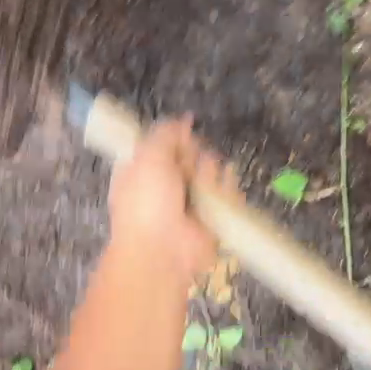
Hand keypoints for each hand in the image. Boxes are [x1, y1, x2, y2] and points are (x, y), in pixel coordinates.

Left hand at [108, 117, 232, 280]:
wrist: (160, 250)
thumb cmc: (145, 201)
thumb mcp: (147, 156)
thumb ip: (165, 134)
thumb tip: (183, 120)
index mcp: (143, 169)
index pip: (166, 144)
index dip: (176, 137)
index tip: (183, 133)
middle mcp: (166, 184)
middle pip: (191, 155)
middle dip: (194, 155)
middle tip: (188, 166)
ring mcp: (190, 202)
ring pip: (210, 172)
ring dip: (208, 173)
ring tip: (200, 185)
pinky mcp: (212, 218)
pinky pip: (226, 195)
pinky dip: (227, 189)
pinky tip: (224, 184)